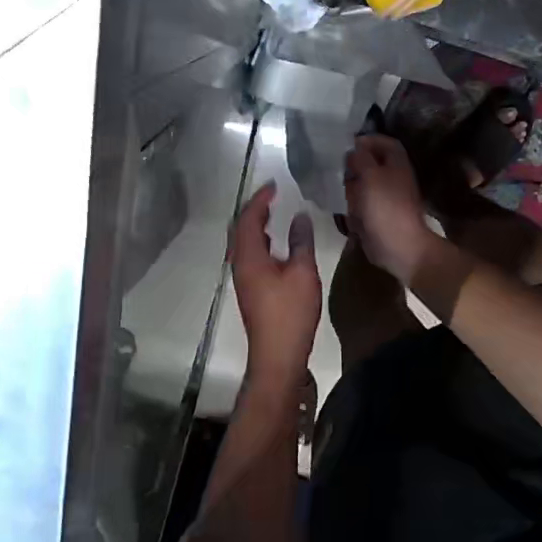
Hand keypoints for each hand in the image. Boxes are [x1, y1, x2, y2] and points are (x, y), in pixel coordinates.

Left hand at [230, 182, 320, 388]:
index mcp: (248, 257)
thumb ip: (301, 242)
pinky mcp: (250, 291)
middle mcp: (239, 265)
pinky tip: (274, 246)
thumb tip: (299, 216)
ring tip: (273, 214)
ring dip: (255, 226)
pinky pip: (249, 256)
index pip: (248, 218)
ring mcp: (243, 280)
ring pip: (243, 244)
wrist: (277, 355)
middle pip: (240, 229)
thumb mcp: (302, 273)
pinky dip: (259, 242)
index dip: (260, 199)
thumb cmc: (290, 313)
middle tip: (272, 197)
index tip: (274, 185)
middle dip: (254, 210)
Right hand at [344, 135, 436, 284]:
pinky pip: (361, 206)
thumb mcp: (370, 175)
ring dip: (351, 189)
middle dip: (354, 167)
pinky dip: (353, 208)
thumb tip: (353, 150)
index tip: (347, 145)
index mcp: (397, 164)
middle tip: (338, 170)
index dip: (367, 140)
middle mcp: (392, 179)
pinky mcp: (377, 216)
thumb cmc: (386, 207)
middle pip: (371, 164)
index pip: (384, 143)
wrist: (399, 246)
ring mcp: (385, 199)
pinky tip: (345, 211)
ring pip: (363, 186)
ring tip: (339, 192)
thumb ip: (360, 158)